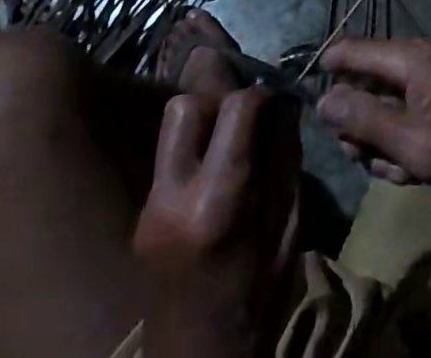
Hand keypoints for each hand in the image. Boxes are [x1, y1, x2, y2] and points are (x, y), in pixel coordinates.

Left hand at [133, 87, 300, 356]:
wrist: (200, 355)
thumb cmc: (259, 296)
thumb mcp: (289, 227)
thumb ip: (285, 160)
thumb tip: (284, 105)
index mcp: (217, 202)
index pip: (235, 109)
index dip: (261, 98)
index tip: (276, 106)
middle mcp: (173, 195)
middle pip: (186, 105)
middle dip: (220, 100)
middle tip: (246, 121)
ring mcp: (149, 204)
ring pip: (169, 126)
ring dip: (203, 120)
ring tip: (230, 143)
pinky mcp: (142, 212)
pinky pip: (168, 156)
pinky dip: (195, 148)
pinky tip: (215, 172)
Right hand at [317, 39, 430, 195]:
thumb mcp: (410, 143)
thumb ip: (363, 119)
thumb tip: (322, 100)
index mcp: (407, 58)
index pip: (347, 51)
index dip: (325, 77)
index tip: (317, 116)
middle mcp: (412, 59)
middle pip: (359, 84)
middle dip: (357, 126)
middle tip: (364, 158)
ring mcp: (423, 79)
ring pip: (376, 106)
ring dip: (377, 142)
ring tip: (398, 170)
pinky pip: (397, 115)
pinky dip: (397, 142)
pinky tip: (411, 169)